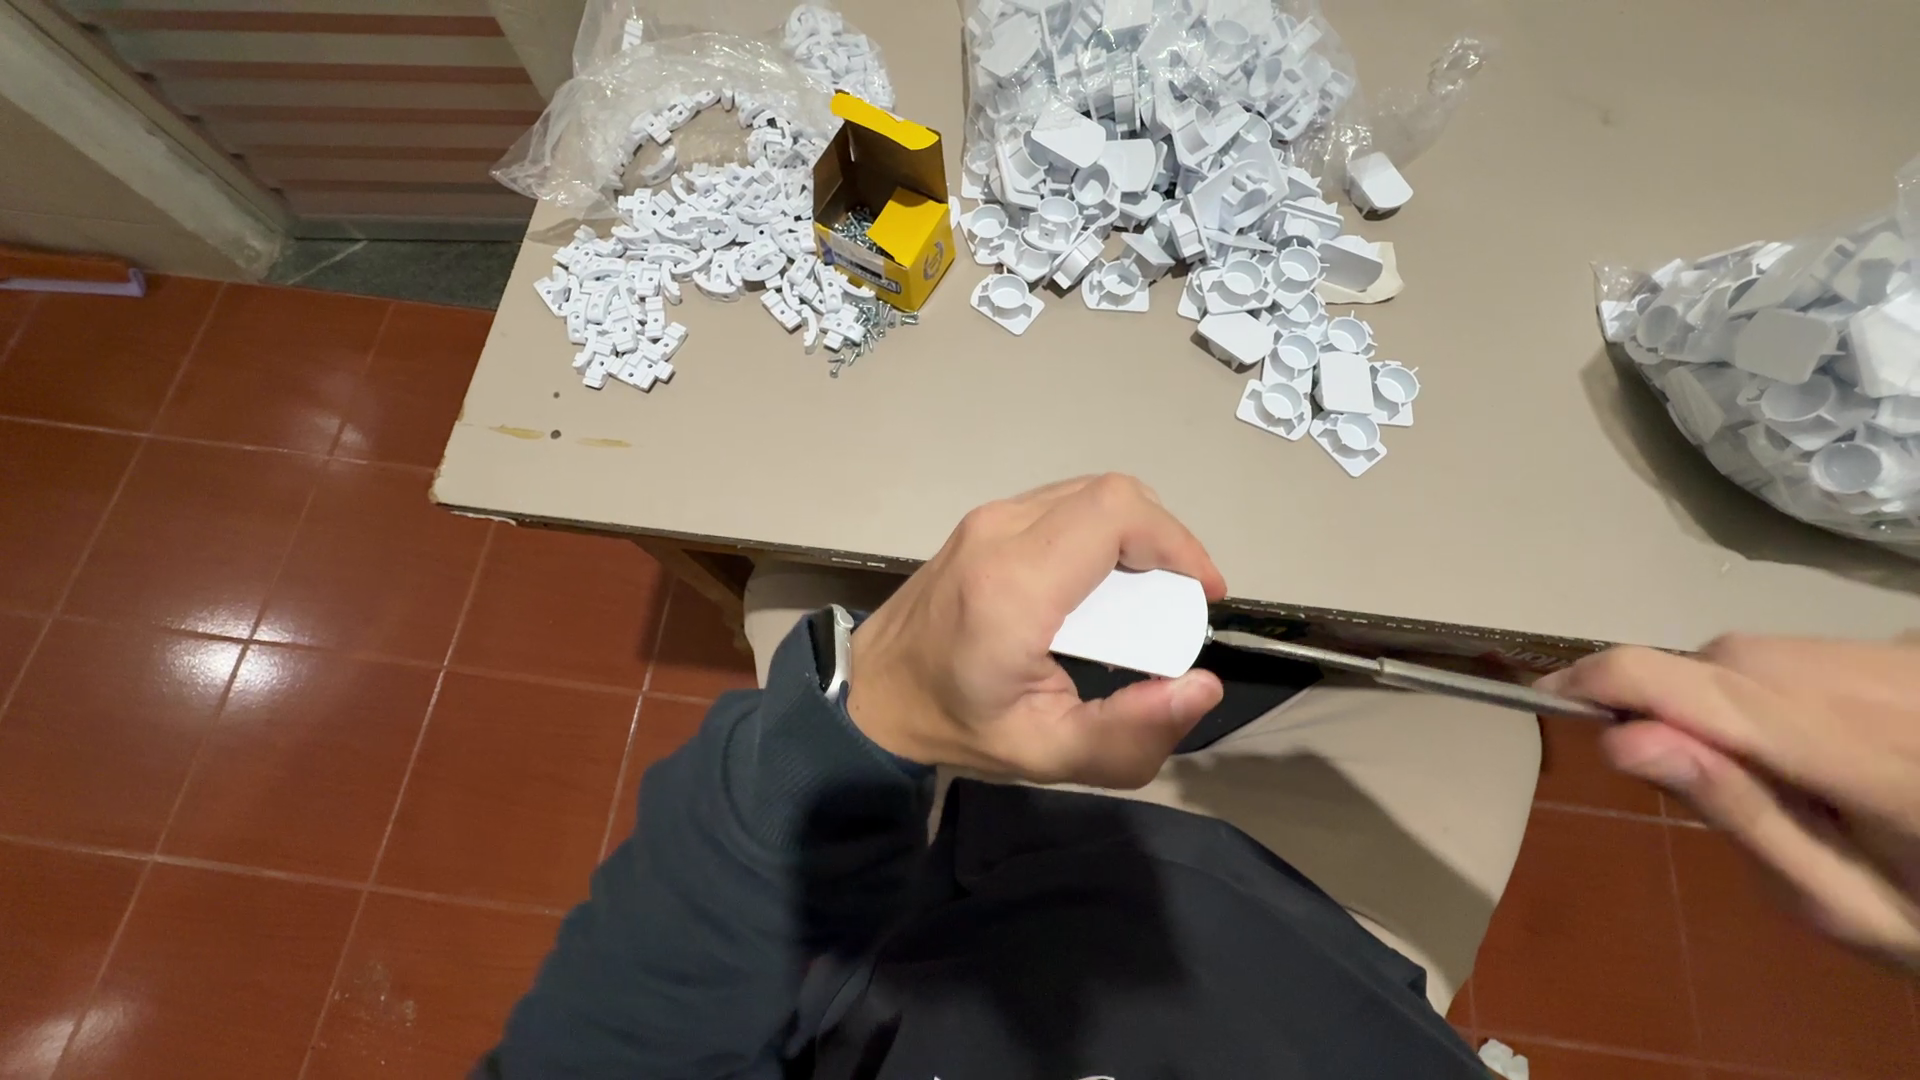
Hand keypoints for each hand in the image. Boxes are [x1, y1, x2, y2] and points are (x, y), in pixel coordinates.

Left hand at [847, 474, 1226, 788]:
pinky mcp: (983, 521)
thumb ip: (1129, 734)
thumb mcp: (1047, 754)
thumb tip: (1202, 685)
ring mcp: (986, 519)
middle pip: (1111, 495)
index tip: (1202, 594)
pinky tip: (1103, 580)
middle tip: (1177, 601)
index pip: (1116, 514)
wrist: (873, 692)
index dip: (1177, 542)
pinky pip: (1063, 504)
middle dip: (1164, 541)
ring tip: (1148, 593)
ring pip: (1089, 493)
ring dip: (1135, 534)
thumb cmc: (956, 725)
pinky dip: (1102, 531)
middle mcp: (999, 534)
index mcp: (1014, 587)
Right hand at [1540, 636, 1919, 972]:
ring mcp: (1905, 666)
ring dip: (1721, 694)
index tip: (1547, 695)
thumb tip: (1623, 739)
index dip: (1611, 680)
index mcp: (1882, 773)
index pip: (1711, 694)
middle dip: (1678, 703)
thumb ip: (1740, 815)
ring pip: (1754, 651)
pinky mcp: (1907, 652)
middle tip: (1693, 769)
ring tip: (1768, 761)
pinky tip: (1809, 734)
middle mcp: (1894, 698)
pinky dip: (1767, 684)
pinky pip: (1797, 648)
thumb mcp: (1842, 905)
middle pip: (1726, 665)